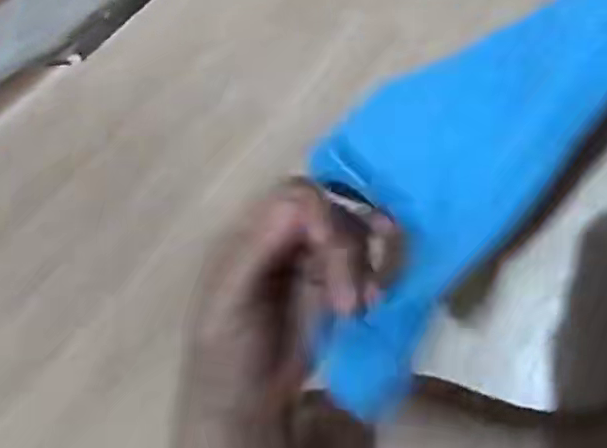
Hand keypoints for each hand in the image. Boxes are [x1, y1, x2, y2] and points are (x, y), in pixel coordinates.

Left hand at [176, 180, 398, 447]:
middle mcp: (285, 233)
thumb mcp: (227, 305)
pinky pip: (370, 248)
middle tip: (351, 303)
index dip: (322, 212)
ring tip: (361, 308)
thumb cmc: (227, 360)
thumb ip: (256, 248)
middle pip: (334, 210)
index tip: (331, 248)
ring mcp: (313, 250)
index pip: (296, 196)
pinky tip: (374, 295)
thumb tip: (304, 204)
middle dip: (348, 251)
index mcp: (250, 232)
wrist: (248, 410)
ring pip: (357, 228)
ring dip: (365, 265)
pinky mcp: (336, 269)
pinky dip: (379, 266)